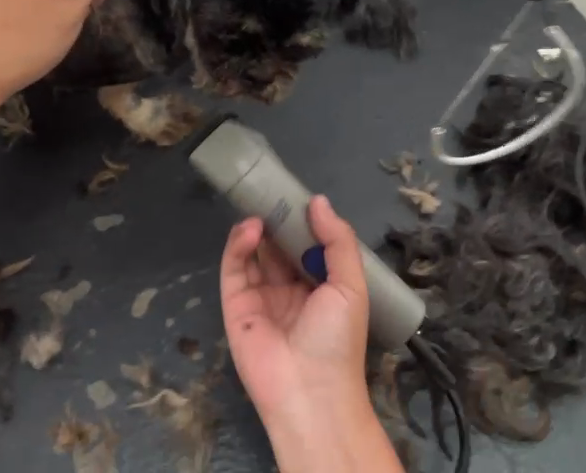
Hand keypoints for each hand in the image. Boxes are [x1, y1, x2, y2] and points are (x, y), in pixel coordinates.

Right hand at [221, 197, 397, 472]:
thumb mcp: (351, 286)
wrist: (309, 392)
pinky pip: (234, 267)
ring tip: (260, 208)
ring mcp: (259, 296)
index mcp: (318, 288)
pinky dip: (238, 244)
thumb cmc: (337, 340)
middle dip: (276, 219)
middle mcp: (288, 289)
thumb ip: (337, 241)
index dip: (302, 221)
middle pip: (277, 245)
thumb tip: (318, 201)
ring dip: (257, 227)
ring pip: (253, 252)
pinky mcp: (234, 303)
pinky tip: (250, 228)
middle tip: (272, 192)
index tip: (297, 195)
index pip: (306, 246)